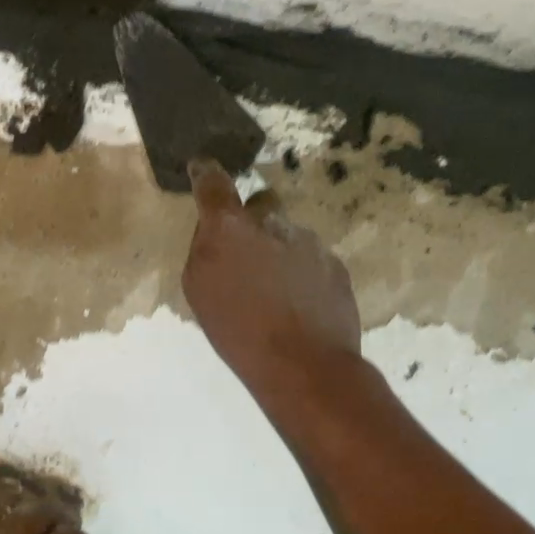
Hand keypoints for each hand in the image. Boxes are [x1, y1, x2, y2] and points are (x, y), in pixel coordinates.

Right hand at [180, 158, 361, 406]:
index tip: (202, 168)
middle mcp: (270, 223)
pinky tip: (299, 304)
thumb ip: (206, 250)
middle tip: (246, 253)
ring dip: (279, 250)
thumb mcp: (198, 288)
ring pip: (288, 234)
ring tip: (276, 291)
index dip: (206, 173)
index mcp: (229, 227)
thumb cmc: (236, 329)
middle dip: (252, 219)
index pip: (213, 183)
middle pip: (261, 203)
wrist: (304, 366)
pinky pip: (312, 259)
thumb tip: (218, 236)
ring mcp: (309, 242)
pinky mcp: (336, 266)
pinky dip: (302, 273)